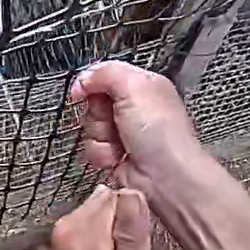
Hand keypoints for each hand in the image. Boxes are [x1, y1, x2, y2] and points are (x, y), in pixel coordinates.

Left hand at [38, 185, 155, 249]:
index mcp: (87, 238)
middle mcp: (69, 225)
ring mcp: (62, 228)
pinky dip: (106, 233)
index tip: (140, 248)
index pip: (122, 198)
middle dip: (128, 223)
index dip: (138, 220)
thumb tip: (134, 194)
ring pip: (104, 206)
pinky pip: (95, 217)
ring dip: (118, 228)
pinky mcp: (63, 232)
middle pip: (111, 199)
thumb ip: (134, 239)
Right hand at [68, 61, 207, 201]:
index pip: (105, 76)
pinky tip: (118, 157)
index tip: (84, 91)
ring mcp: (124, 132)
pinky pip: (93, 148)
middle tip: (115, 120)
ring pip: (90, 127)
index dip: (91, 83)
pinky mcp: (116, 154)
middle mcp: (134, 108)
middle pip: (94, 103)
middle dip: (98, 114)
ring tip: (120, 143)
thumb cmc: (160, 132)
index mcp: (142, 85)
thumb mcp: (134, 87)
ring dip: (100, 137)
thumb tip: (83, 80)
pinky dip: (102, 154)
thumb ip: (106, 73)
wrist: (165, 176)